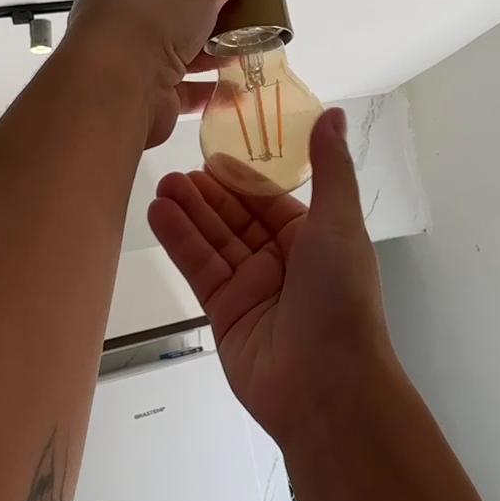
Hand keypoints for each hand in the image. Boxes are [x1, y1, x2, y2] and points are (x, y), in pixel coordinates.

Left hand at [60, 0, 269, 147]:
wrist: (114, 88)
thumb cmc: (146, 23)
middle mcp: (118, 15)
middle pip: (176, 16)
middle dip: (212, 22)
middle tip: (247, 23)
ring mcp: (127, 57)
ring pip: (178, 54)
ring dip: (211, 56)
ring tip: (245, 54)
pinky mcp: (139, 94)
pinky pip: (179, 89)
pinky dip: (206, 90)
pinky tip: (232, 89)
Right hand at [147, 107, 399, 444]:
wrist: (328, 386)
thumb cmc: (340, 298)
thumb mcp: (340, 223)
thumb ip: (330, 168)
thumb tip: (334, 113)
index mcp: (315, 238)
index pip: (271, 199)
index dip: (242, 179)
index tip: (210, 157)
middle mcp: (284, 261)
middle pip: (238, 219)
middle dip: (208, 195)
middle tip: (173, 171)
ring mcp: (253, 288)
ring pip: (215, 242)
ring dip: (189, 214)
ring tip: (160, 185)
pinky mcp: (225, 314)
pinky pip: (200, 269)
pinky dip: (180, 243)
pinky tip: (159, 215)